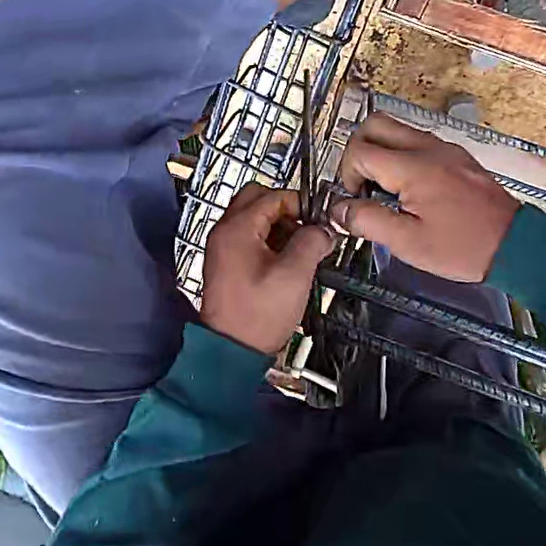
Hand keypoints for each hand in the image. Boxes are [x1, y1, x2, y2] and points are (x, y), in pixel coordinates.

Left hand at [200, 184, 333, 353]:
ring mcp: (223, 247)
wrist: (231, 349)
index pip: (272, 196)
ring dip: (278, 225)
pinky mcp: (226, 262)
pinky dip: (268, 240)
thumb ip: (311, 243)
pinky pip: (248, 237)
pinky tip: (286, 261)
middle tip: (307, 229)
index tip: (319, 220)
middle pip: (257, 199)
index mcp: (237, 229)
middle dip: (286, 210)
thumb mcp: (294, 275)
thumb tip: (323, 230)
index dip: (300, 204)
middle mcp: (224, 232)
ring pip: (253, 218)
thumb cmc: (256, 315)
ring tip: (300, 249)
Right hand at [330, 112, 519, 281]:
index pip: (359, 151)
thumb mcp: (407, 243)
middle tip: (363, 184)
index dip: (348, 176)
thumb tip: (338, 210)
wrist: (518, 248)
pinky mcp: (455, 156)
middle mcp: (428, 148)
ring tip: (385, 190)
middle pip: (374, 124)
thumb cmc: (464, 248)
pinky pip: (416, 141)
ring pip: (395, 129)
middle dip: (358, 151)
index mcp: (413, 167)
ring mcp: (443, 149)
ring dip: (379, 152)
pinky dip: (400, 156)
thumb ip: (366, 221)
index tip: (357, 201)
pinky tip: (408, 190)